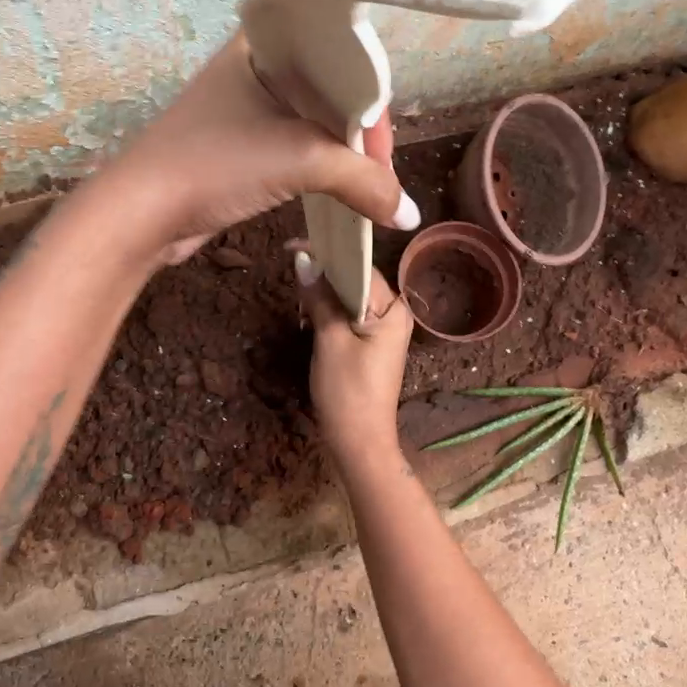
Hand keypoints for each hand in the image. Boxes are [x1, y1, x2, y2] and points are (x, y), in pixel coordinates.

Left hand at [83, 36, 419, 264]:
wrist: (142, 212)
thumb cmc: (216, 164)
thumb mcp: (299, 161)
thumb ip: (363, 182)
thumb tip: (408, 214)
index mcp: (264, 44)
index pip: (341, 55)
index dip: (371, 100)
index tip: (382, 149)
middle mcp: (254, 67)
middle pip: (330, 90)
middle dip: (359, 134)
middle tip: (376, 174)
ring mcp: (243, 108)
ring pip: (311, 122)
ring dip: (339, 154)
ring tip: (363, 185)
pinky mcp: (236, 147)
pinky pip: (292, 148)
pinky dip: (317, 168)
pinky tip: (334, 189)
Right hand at [295, 244, 412, 459]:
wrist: (359, 442)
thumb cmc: (347, 392)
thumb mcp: (330, 340)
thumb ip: (319, 297)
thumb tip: (302, 258)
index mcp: (393, 309)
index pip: (360, 266)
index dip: (328, 251)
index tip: (293, 244)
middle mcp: (395, 314)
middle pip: (356, 278)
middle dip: (324, 271)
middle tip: (291, 266)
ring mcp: (385, 330)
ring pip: (350, 296)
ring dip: (323, 292)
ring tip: (298, 291)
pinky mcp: (372, 344)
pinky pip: (350, 315)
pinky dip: (329, 310)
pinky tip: (309, 313)